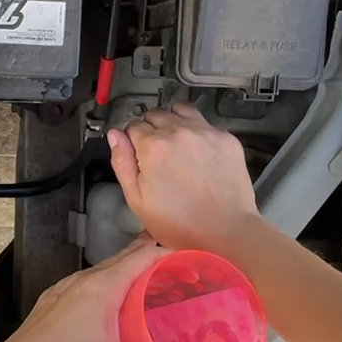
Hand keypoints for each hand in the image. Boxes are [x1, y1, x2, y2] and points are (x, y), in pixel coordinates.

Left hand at [0, 238, 184, 341]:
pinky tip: (112, 311)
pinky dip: (106, 290)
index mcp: (101, 288)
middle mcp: (81, 282)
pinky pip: (86, 287)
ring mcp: (64, 291)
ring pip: (103, 274)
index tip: (188, 261)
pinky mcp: (53, 303)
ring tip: (148, 292)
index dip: (167, 254)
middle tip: (176, 276)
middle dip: (150, 264)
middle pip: (122, 261)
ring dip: (126, 277)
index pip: (140, 258)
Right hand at [108, 102, 263, 254]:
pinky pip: (205, 123)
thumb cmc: (181, 223)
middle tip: (156, 153)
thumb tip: (115, 137)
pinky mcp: (226, 139)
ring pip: (180, 110)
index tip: (138, 153)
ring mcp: (205, 132)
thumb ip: (122, 163)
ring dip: (173, 121)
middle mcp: (179, 132)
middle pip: (155, 114)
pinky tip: (197, 153)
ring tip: (175, 143)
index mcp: (153, 146)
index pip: (132, 126)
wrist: (226, 232)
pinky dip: (198, 131)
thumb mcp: (137, 200)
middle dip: (151, 129)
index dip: (132, 141)